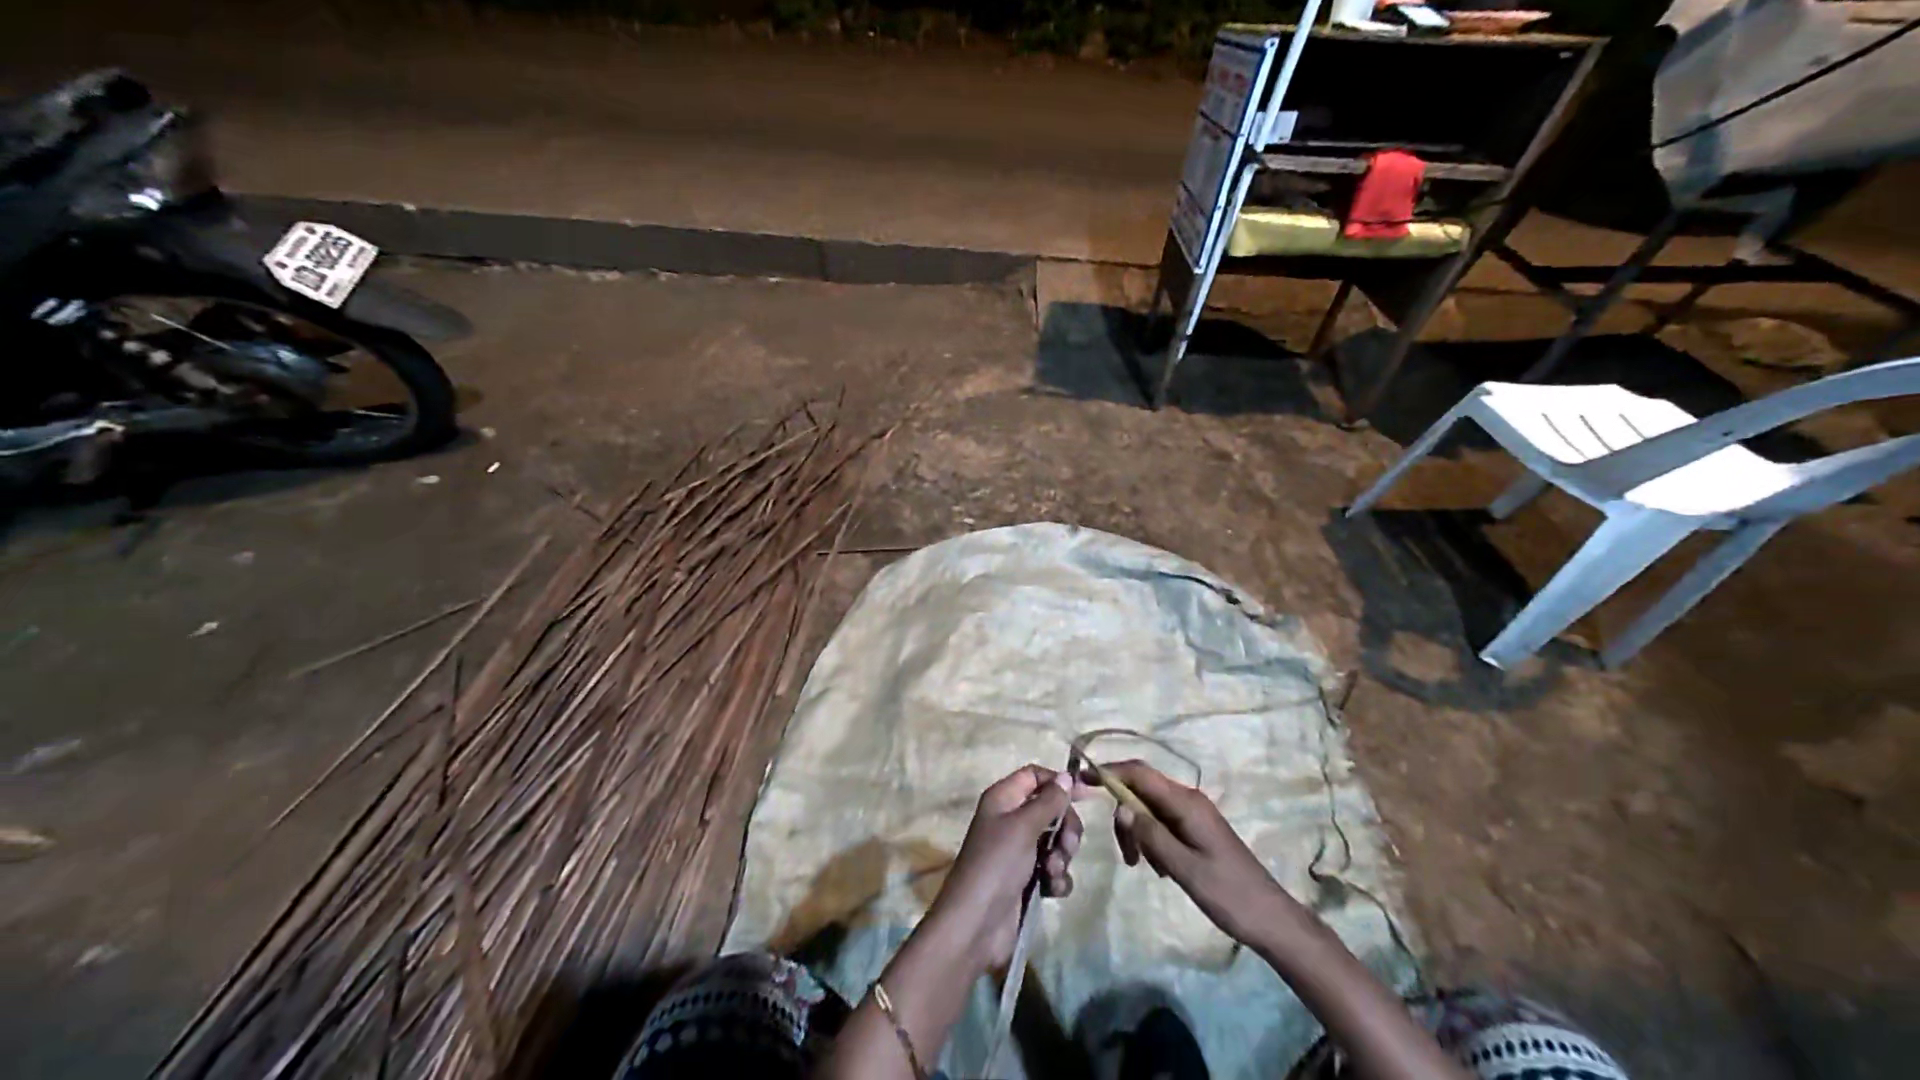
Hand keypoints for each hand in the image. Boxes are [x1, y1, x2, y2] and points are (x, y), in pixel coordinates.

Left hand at [923, 765, 1085, 972]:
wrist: (977, 924)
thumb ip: (1048, 800)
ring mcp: (1020, 851)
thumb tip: (1066, 776)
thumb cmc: (997, 863)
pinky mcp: (1028, 879)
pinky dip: (1057, 878)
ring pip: (1057, 841)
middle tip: (1066, 845)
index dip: (1058, 781)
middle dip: (1066, 827)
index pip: (1034, 776)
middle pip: (1051, 809)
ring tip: (1051, 871)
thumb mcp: (1023, 826)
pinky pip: (1054, 869)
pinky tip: (1051, 889)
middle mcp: (1011, 820)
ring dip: (1061, 856)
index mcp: (1003, 799)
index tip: (1086, 794)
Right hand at [1101, 760, 1304, 947]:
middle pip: (1140, 791)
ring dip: (1138, 833)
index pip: (1139, 772)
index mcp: (1186, 803)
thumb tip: (1120, 807)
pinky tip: (1161, 868)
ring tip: (1145, 867)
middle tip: (1127, 856)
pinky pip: (1162, 823)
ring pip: (1148, 809)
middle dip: (1124, 816)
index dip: (1109, 771)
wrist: (1271, 918)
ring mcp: (1193, 814)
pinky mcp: (1196, 829)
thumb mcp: (1184, 868)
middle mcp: (1188, 800)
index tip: (1081, 780)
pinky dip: (1151, 840)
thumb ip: (1150, 835)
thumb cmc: (1228, 894)